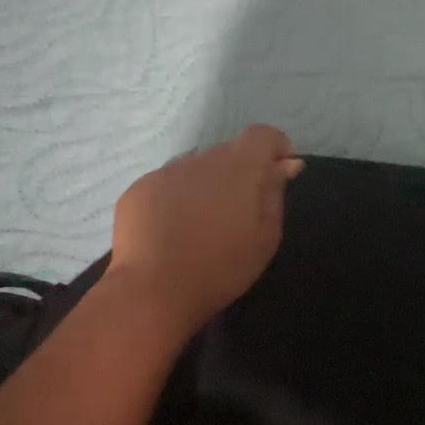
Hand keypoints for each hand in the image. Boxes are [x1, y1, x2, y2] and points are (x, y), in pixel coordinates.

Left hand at [106, 125, 303, 334]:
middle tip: (243, 213)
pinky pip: (170, 183)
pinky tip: (178, 230)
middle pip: (230, 151)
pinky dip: (181, 197)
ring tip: (207, 225)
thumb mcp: (267, 235)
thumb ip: (275, 192)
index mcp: (239, 169)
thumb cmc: (224, 267)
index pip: (262, 135)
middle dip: (243, 172)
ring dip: (210, 185)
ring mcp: (166, 173)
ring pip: (199, 168)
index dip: (276, 149)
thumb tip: (286, 163)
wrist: (154, 290)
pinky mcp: (139, 189)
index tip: (279, 175)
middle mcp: (202, 161)